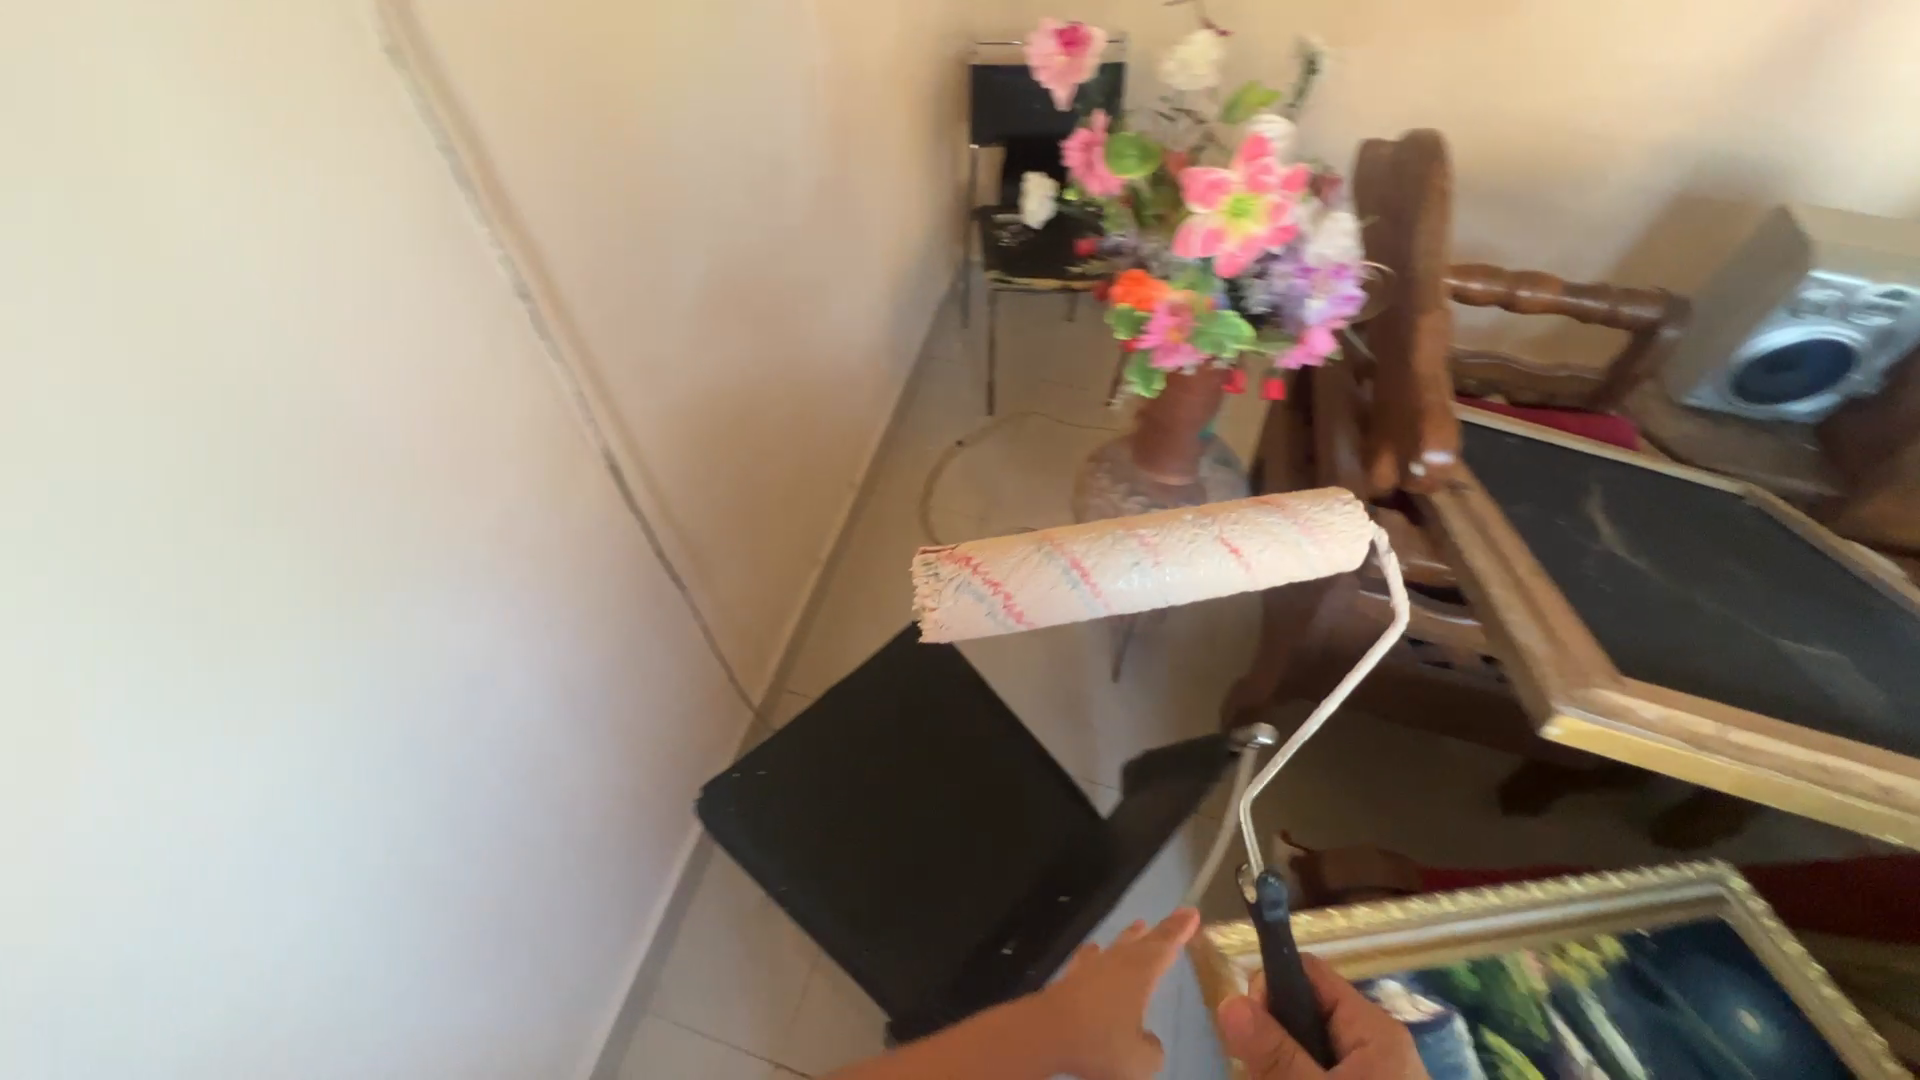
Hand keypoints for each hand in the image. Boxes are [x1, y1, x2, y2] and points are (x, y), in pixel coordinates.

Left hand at [1032, 907, 1200, 1079]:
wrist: (1047, 1033)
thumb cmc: (1099, 1043)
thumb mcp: (1140, 1061)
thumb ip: (1151, 1050)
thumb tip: (1150, 1041)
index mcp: (1139, 974)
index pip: (1165, 947)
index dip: (1179, 931)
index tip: (1191, 912)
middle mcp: (1117, 963)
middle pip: (1144, 941)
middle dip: (1162, 929)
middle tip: (1179, 915)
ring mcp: (1091, 967)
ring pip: (1117, 946)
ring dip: (1130, 937)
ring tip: (1139, 926)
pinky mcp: (1071, 978)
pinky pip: (1089, 959)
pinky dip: (1096, 954)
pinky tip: (1094, 950)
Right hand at [1216, 954, 1426, 1078]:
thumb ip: (1274, 1053)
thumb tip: (1228, 999)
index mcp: (1372, 1030)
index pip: (1307, 974)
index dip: (1271, 988)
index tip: (1249, 1027)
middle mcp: (1373, 1047)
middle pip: (1300, 1015)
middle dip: (1271, 1047)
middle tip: (1261, 1079)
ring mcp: (1369, 1079)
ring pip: (1302, 1056)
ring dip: (1279, 1075)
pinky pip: (1314, 1079)